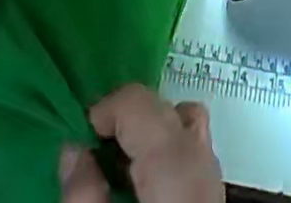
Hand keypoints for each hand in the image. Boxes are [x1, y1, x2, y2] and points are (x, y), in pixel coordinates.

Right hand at [60, 86, 222, 202]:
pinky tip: (143, 181)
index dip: (103, 109)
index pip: (138, 100)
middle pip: (163, 107)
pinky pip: (194, 147)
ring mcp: (215, 172)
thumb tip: (73, 151)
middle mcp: (200, 154)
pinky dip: (168, 148)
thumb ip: (83, 192)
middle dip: (125, 119)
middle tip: (92, 152)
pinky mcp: (217, 189)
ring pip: (186, 122)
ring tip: (118, 166)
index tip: (78, 136)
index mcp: (172, 158)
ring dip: (150, 131)